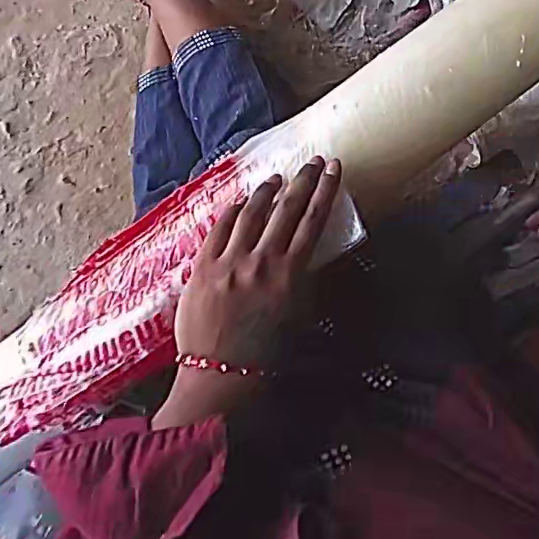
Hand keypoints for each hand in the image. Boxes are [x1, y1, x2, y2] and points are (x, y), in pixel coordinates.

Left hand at [153, 158, 342, 428]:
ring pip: (252, 212)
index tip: (334, 169)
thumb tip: (304, 251)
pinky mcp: (203, 266)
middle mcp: (262, 261)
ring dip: (267, 190)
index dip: (326, 190)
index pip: (313, 220)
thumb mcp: (297, 314)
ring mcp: (230, 261)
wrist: (220, 376)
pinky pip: (220, 227)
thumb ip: (302, 279)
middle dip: (304, 179)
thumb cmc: (265, 352)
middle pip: (287, 208)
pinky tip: (242, 202)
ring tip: (276, 178)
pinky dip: (234, 210)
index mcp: (290, 275)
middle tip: (314, 161)